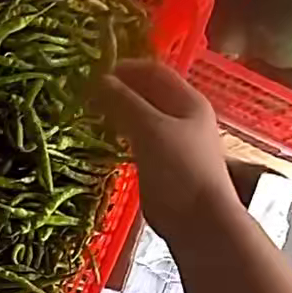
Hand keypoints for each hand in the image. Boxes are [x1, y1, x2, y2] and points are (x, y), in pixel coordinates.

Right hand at [97, 60, 242, 242]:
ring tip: (97, 119)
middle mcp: (188, 120)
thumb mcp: (149, 130)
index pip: (153, 72)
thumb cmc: (179, 173)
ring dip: (123, 117)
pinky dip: (128, 140)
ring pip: (148, 122)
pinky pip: (146, 146)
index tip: (92, 73)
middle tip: (89, 97)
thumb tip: (99, 80)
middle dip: (121, 91)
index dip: (123, 68)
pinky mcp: (172, 172)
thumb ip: (124, 102)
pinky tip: (114, 147)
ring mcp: (181, 148)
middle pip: (151, 95)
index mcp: (188, 102)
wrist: (202, 224)